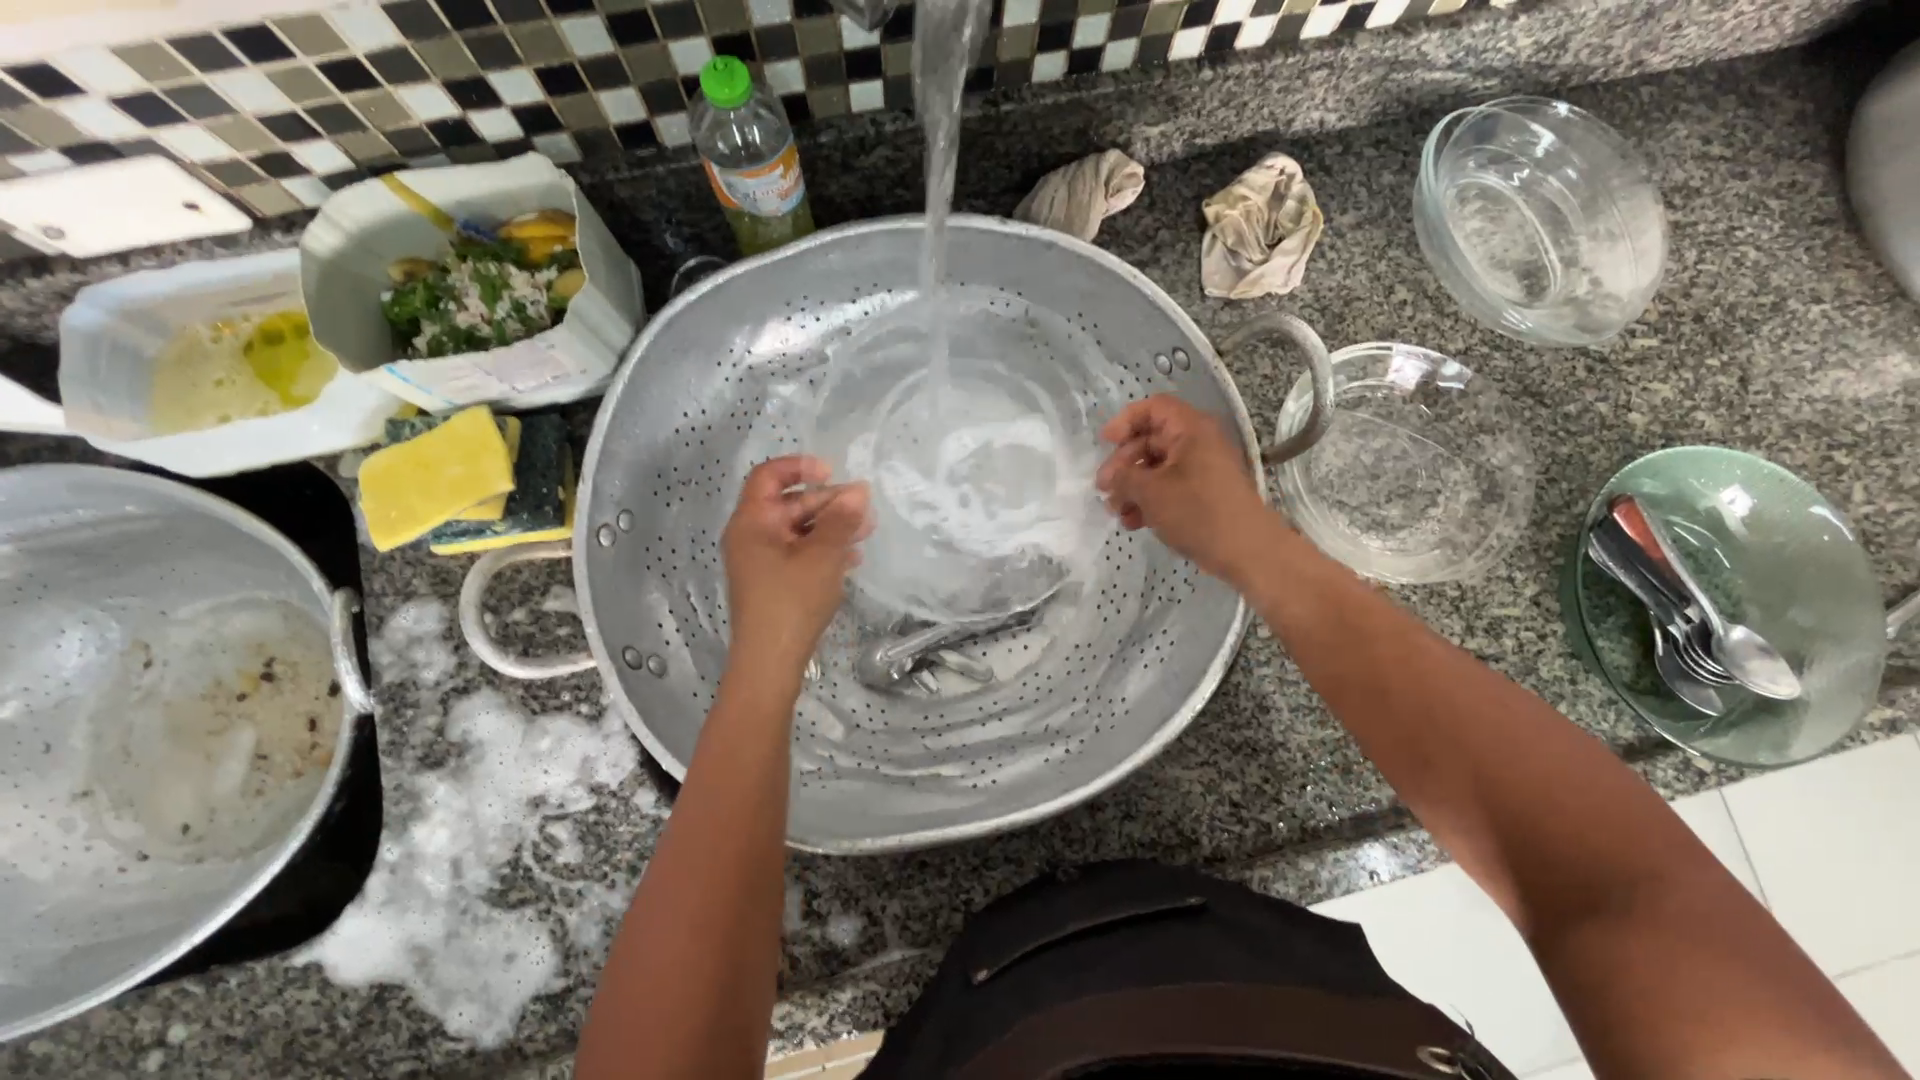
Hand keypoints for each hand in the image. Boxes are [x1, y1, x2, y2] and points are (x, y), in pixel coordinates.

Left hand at [722, 456, 870, 680]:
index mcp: (752, 522)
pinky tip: (851, 560)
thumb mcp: (823, 556)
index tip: (832, 473)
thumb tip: (858, 491)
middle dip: (828, 502)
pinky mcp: (772, 582)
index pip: (769, 475)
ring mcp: (760, 561)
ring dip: (831, 527)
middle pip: (789, 503)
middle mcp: (751, 536)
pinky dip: (823, 550)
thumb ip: (841, 520)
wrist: (769, 662)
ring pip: (798, 530)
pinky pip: (798, 554)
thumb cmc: (792, 602)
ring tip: (866, 532)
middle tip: (864, 509)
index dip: (799, 466)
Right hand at [1095, 395, 1279, 585]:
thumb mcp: (1151, 492)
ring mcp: (1202, 469)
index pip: (1154, 408)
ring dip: (1132, 487)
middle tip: (1103, 489)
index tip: (1105, 443)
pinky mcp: (1203, 494)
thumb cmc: (1198, 512)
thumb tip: (1111, 476)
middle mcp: (1198, 443)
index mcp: (1191, 429)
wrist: (1246, 550)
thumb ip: (1124, 477)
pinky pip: (1169, 487)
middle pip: (1151, 440)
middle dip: (1123, 464)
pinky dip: (1149, 501)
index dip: (1126, 421)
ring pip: (1157, 468)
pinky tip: (1134, 522)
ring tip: (1117, 512)